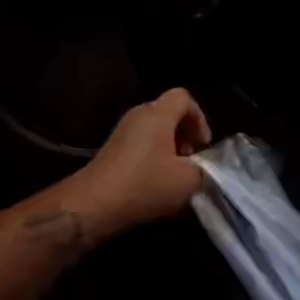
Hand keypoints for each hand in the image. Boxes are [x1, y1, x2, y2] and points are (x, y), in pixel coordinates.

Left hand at [67, 88, 210, 236]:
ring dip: (171, 150)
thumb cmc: (145, 184)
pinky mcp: (114, 148)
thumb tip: (200, 166)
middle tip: (191, 163)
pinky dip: (154, 157)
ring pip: (155, 130)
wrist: (96, 202)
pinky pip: (141, 143)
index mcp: (157, 114)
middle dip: (186, 136)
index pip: (183, 97)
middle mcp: (138, 115)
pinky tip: (156, 184)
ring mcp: (123, 131)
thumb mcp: (187, 180)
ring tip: (175, 177)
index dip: (200, 118)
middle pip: (169, 113)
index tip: (203, 147)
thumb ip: (203, 169)